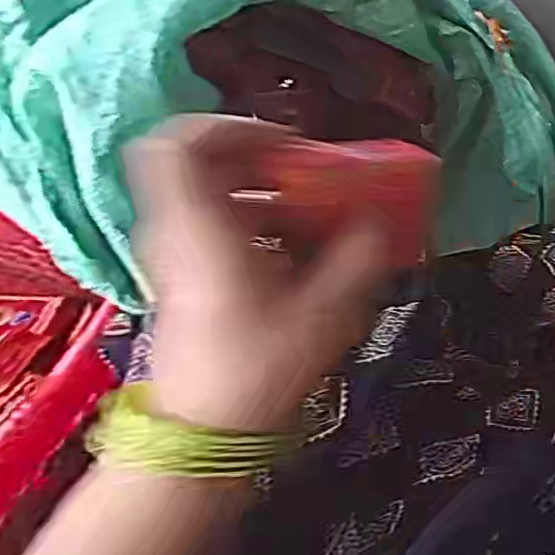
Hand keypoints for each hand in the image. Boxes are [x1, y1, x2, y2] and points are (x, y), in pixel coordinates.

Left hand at [126, 114, 389, 432]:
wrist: (206, 427)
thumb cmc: (261, 364)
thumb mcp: (327, 309)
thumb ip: (358, 256)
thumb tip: (377, 221)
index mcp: (202, 229)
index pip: (181, 143)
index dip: (233, 127)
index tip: (288, 141)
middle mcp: (178, 231)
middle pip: (203, 163)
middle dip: (265, 160)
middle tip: (315, 174)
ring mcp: (177, 253)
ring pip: (213, 194)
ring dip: (267, 192)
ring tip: (317, 213)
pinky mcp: (188, 274)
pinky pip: (219, 223)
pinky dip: (259, 220)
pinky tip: (299, 249)